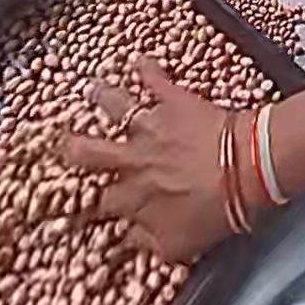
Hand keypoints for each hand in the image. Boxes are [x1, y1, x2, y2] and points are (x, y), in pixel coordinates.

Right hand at [61, 57, 237, 262]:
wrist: (243, 168)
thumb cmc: (214, 210)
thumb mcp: (176, 245)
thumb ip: (146, 241)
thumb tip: (126, 237)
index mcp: (133, 196)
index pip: (100, 200)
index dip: (85, 201)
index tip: (73, 199)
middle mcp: (133, 159)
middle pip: (91, 151)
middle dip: (72, 146)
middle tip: (61, 140)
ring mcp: (151, 125)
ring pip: (116, 107)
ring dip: (102, 96)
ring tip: (90, 87)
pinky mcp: (172, 99)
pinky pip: (155, 78)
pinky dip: (147, 67)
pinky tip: (140, 59)